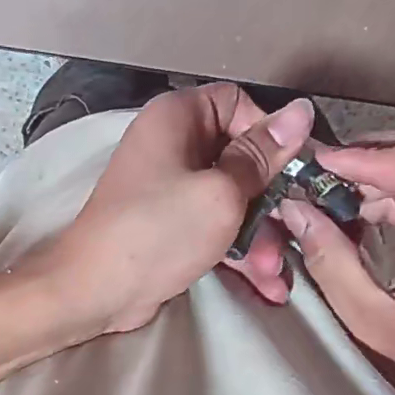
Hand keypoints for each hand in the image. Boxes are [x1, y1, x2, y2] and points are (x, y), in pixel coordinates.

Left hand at [33, 84, 315, 334]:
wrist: (95, 291)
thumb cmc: (155, 232)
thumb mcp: (221, 192)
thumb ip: (262, 156)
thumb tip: (299, 113)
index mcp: (176, 118)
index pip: (238, 104)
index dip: (270, 133)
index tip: (296, 168)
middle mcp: (171, 146)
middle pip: (239, 157)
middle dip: (270, 200)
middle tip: (293, 229)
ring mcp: (168, 188)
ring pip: (231, 199)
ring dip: (258, 235)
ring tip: (273, 272)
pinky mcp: (169, 225)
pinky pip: (214, 226)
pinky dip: (237, 250)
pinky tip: (264, 282)